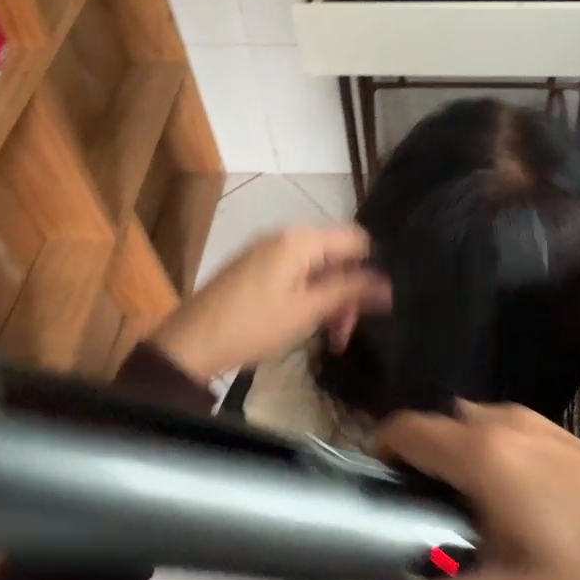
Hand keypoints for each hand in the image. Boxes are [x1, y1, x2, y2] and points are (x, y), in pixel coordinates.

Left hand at [149, 226, 389, 381]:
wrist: (191, 343)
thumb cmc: (254, 325)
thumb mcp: (307, 311)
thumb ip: (349, 291)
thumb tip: (388, 283)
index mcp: (300, 239)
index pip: (355, 239)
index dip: (372, 268)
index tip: (375, 305)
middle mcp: (284, 236)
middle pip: (335, 254)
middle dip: (347, 291)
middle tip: (345, 332)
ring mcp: (266, 251)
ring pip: (316, 268)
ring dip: (329, 299)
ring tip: (330, 337)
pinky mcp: (254, 268)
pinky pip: (294, 274)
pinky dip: (308, 296)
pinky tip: (307, 323)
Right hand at [338, 403, 579, 579]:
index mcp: (483, 450)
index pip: (401, 431)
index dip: (377, 466)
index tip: (376, 514)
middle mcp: (505, 422)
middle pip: (432, 433)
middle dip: (415, 478)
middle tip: (421, 541)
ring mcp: (539, 425)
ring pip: (467, 435)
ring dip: (452, 475)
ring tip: (464, 540)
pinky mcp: (564, 439)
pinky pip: (500, 441)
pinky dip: (485, 469)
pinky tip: (511, 526)